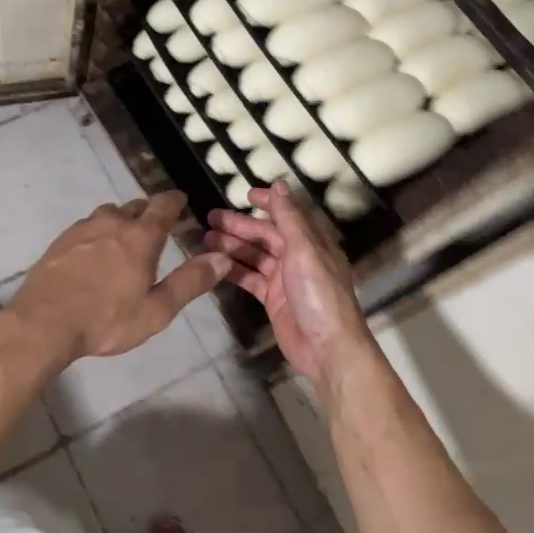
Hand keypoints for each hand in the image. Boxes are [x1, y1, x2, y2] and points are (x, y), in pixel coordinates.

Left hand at [11, 191, 230, 362]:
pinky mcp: (60, 241)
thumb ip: (190, 282)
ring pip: (108, 214)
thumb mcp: (157, 310)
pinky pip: (87, 228)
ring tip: (126, 239)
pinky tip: (95, 253)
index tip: (181, 200)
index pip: (163, 205)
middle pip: (135, 207)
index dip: (175, 201)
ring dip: (122, 221)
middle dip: (149, 212)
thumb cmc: (107, 320)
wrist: (43, 323)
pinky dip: (98, 233)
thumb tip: (222, 258)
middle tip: (158, 227)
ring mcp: (82, 230)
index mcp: (140, 237)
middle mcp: (112, 223)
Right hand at [205, 181, 372, 380]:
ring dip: (233, 246)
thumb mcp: (305, 251)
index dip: (268, 202)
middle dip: (240, 226)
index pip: (288, 214)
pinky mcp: (273, 300)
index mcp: (312, 242)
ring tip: (206, 239)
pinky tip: (215, 265)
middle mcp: (299, 257)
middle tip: (210, 218)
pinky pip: (251, 279)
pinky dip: (234, 271)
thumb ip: (290, 218)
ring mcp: (285, 280)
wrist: (327, 348)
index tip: (244, 194)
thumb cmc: (319, 295)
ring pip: (255, 256)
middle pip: (266, 235)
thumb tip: (279, 183)